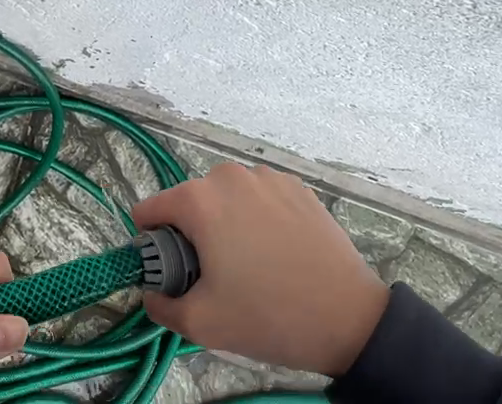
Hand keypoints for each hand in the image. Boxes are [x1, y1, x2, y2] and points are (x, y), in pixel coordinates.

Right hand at [133, 163, 388, 376]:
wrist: (353, 320)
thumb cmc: (270, 317)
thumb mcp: (203, 325)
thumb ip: (160, 306)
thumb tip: (151, 293)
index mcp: (197, 201)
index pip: (149, 210)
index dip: (153, 243)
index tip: (177, 272)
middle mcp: (227, 176)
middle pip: (188, 202)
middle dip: (193, 233)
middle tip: (219, 274)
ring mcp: (265, 177)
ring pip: (224, 197)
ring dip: (226, 222)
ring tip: (252, 261)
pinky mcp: (296, 186)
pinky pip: (259, 196)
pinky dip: (259, 216)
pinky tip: (279, 249)